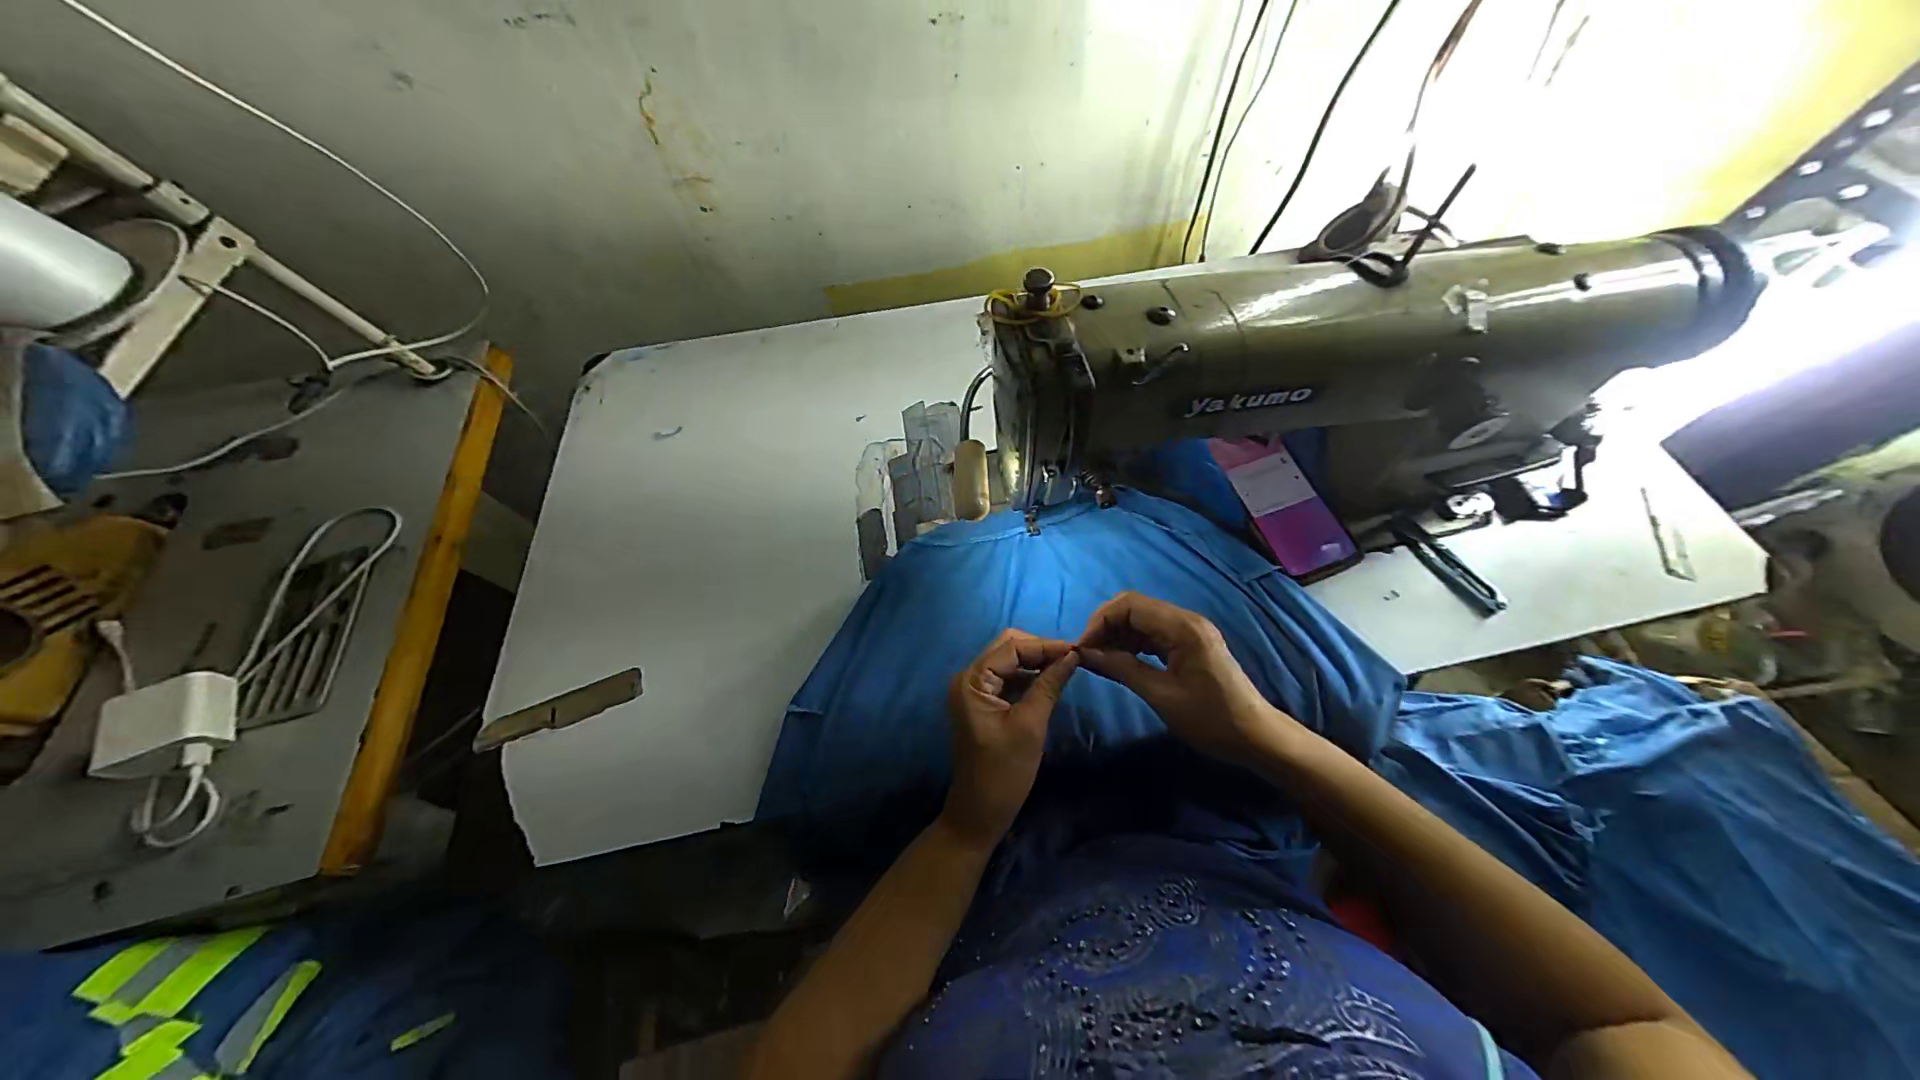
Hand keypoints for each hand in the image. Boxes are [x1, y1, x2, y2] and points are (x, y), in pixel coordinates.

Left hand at [942, 630, 1079, 848]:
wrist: (980, 812)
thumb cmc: (1004, 771)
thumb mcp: (1030, 725)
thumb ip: (1049, 685)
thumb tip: (1072, 656)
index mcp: (972, 680)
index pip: (1011, 647)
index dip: (1045, 645)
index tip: (1077, 650)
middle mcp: (968, 678)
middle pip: (1007, 648)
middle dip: (1040, 650)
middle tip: (1072, 659)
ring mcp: (974, 691)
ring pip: (1008, 662)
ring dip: (1036, 662)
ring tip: (1067, 668)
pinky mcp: (982, 704)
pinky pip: (1007, 679)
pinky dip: (1028, 677)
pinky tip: (1050, 682)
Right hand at [1076, 592, 1301, 764]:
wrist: (1257, 738)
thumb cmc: (1211, 720)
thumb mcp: (1161, 696)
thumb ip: (1122, 669)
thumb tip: (1085, 654)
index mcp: (1182, 628)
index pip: (1129, 605)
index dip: (1100, 621)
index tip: (1083, 648)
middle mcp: (1186, 621)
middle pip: (1134, 607)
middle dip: (1106, 625)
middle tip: (1088, 653)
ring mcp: (1190, 631)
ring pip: (1142, 619)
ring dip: (1117, 634)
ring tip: (1099, 659)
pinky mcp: (1190, 644)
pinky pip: (1153, 633)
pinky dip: (1132, 643)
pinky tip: (1119, 661)